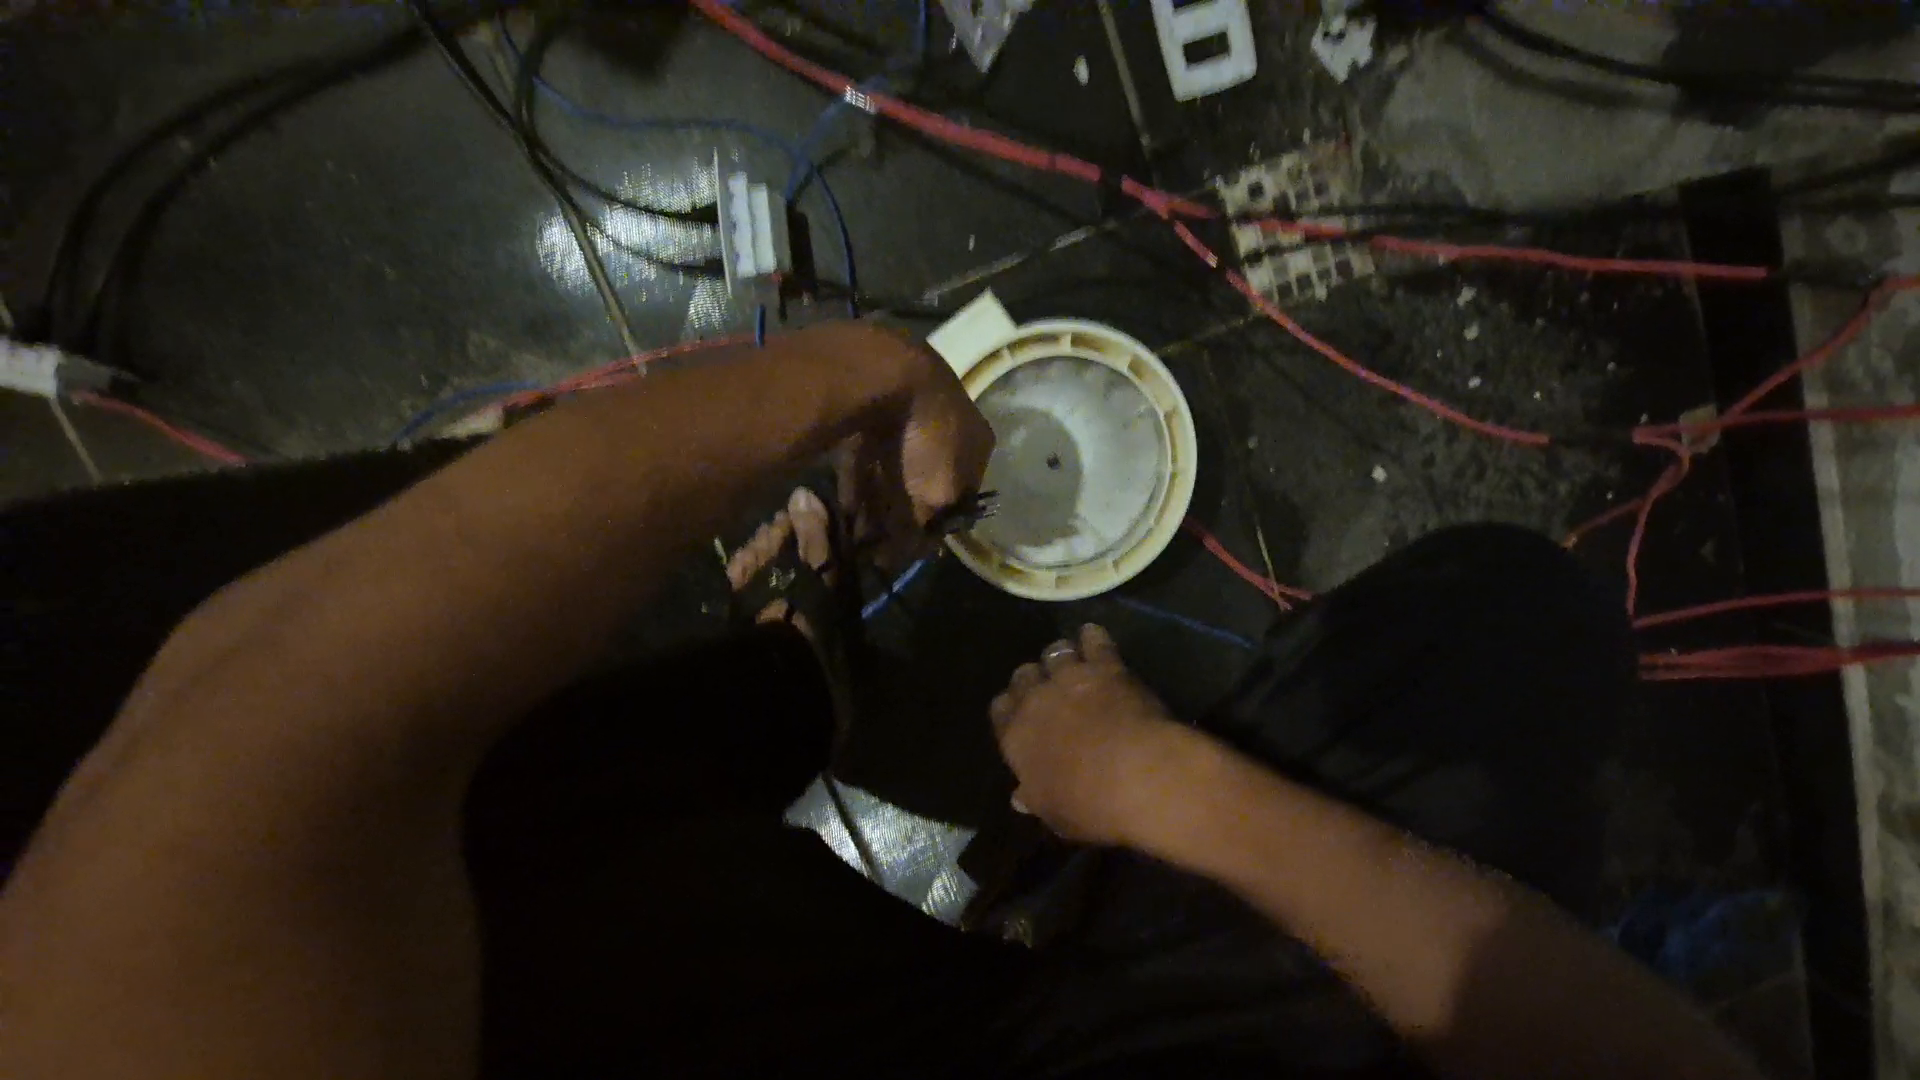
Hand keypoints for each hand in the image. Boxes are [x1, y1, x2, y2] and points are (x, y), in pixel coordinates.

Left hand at [799, 322, 993, 568]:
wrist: (883, 374)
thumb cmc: (926, 439)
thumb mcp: (938, 496)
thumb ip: (929, 525)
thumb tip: (917, 549)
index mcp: (977, 442)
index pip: (963, 492)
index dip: (938, 522)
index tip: (914, 545)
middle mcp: (949, 424)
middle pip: (925, 480)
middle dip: (902, 513)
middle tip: (880, 541)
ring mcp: (909, 411)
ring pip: (893, 468)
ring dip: (877, 500)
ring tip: (857, 531)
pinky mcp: (872, 406)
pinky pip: (866, 453)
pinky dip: (857, 479)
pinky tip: (842, 504)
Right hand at [989, 624, 1201, 846]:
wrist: (1137, 775)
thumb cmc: (1090, 805)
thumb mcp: (1055, 813)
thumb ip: (1035, 797)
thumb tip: (1019, 798)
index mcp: (1015, 736)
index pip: (1000, 710)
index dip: (1010, 709)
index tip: (1022, 715)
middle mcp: (1035, 699)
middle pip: (1024, 676)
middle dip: (1033, 679)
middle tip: (1047, 687)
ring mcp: (1070, 678)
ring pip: (1055, 653)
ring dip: (1061, 656)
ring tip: (1070, 661)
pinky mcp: (1105, 666)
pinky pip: (1093, 641)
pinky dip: (1092, 637)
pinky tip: (1093, 636)